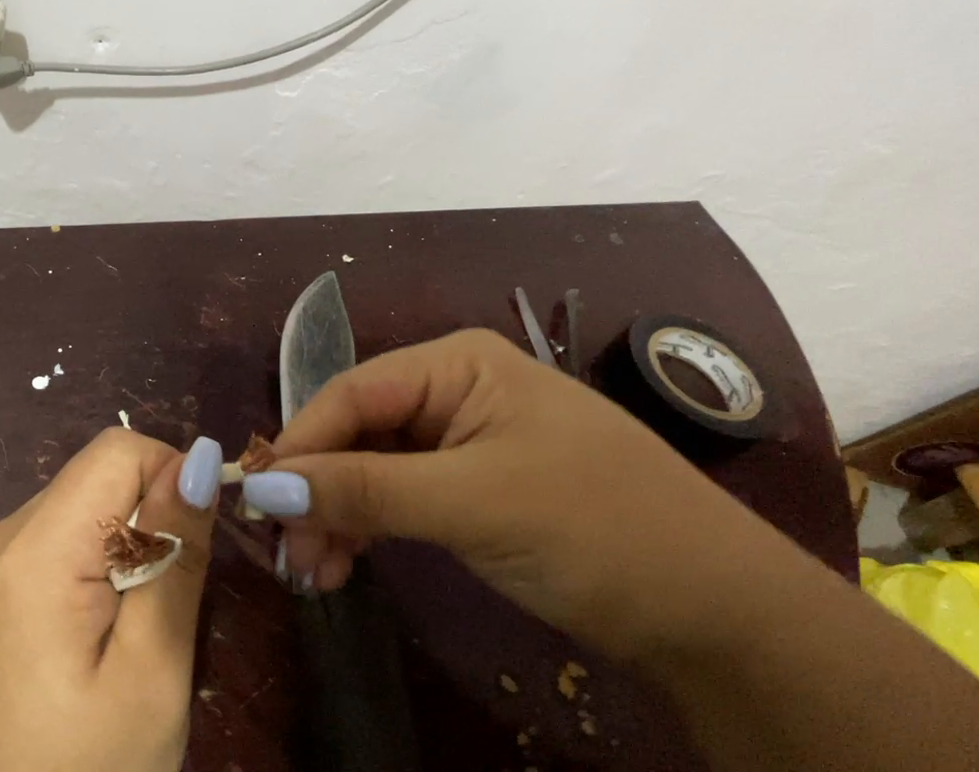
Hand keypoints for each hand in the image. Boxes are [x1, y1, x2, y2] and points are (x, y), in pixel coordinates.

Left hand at [0, 428, 222, 771]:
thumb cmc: (81, 771)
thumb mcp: (151, 671)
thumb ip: (175, 557)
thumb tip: (199, 459)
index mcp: (34, 545)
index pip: (118, 449)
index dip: (172, 479)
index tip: (194, 550)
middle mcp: (2, 534)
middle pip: (99, 478)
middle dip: (150, 523)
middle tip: (163, 614)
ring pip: (84, 510)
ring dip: (127, 551)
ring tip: (131, 637)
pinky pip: (60, 545)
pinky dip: (97, 571)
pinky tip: (98, 642)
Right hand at [241, 329, 792, 661]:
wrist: (721, 612)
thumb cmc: (595, 528)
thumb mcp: (469, 504)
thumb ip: (362, 490)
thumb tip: (262, 488)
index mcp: (457, 366)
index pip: (351, 395)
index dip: (299, 446)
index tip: (258, 502)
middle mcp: (455, 391)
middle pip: (357, 432)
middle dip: (319, 490)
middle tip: (290, 556)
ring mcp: (467, 441)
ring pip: (374, 468)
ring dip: (339, 515)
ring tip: (317, 574)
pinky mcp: (477, 487)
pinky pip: (402, 496)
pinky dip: (371, 528)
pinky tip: (348, 562)